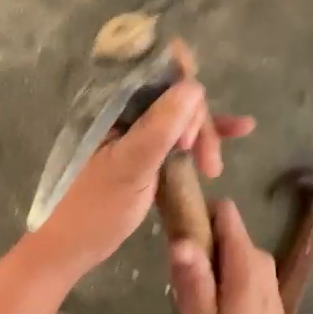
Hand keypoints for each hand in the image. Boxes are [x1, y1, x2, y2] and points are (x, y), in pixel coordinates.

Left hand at [34, 80, 253, 270]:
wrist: (71, 247)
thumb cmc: (94, 208)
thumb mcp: (130, 166)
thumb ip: (160, 126)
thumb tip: (193, 87)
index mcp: (110, 102)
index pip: (153, 66)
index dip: (182, 84)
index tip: (192, 126)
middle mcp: (122, 107)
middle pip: (175, 91)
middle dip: (196, 120)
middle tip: (203, 161)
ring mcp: (134, 129)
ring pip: (181, 114)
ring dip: (205, 132)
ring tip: (213, 167)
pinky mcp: (144, 150)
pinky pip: (179, 134)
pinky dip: (205, 135)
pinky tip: (241, 129)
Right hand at [169, 200, 304, 313]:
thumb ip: (192, 281)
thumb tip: (179, 242)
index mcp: (244, 262)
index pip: (224, 211)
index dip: (198, 212)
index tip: (175, 230)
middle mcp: (258, 257)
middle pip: (221, 230)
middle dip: (197, 245)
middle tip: (180, 281)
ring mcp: (264, 270)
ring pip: (226, 248)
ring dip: (206, 264)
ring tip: (194, 299)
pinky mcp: (264, 282)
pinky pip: (234, 262)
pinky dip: (219, 274)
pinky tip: (211, 305)